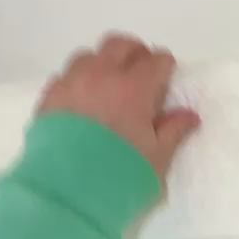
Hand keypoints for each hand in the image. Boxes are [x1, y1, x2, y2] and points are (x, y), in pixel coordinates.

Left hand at [37, 33, 201, 179]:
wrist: (66, 193)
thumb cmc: (119, 177)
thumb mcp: (156, 160)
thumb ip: (173, 132)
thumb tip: (190, 115)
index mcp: (133, 89)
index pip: (156, 61)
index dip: (165, 66)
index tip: (168, 76)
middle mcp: (101, 76)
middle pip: (120, 45)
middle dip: (135, 52)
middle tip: (142, 71)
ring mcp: (71, 83)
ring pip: (89, 56)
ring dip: (104, 63)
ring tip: (109, 86)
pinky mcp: (48, 97)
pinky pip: (66, 75)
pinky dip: (80, 80)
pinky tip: (85, 101)